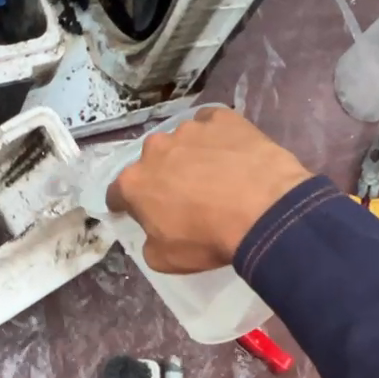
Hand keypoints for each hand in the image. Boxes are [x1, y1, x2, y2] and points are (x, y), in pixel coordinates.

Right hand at [105, 107, 313, 273]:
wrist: (262, 210)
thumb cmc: (206, 238)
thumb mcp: (165, 259)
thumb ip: (149, 242)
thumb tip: (153, 232)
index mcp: (134, 183)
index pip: (116, 192)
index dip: (124, 204)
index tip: (132, 212)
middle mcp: (155, 149)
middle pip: (150, 163)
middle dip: (159, 178)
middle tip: (180, 197)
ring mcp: (189, 129)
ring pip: (180, 143)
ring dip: (188, 157)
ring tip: (211, 175)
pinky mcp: (222, 118)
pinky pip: (211, 125)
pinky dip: (214, 138)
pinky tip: (229, 154)